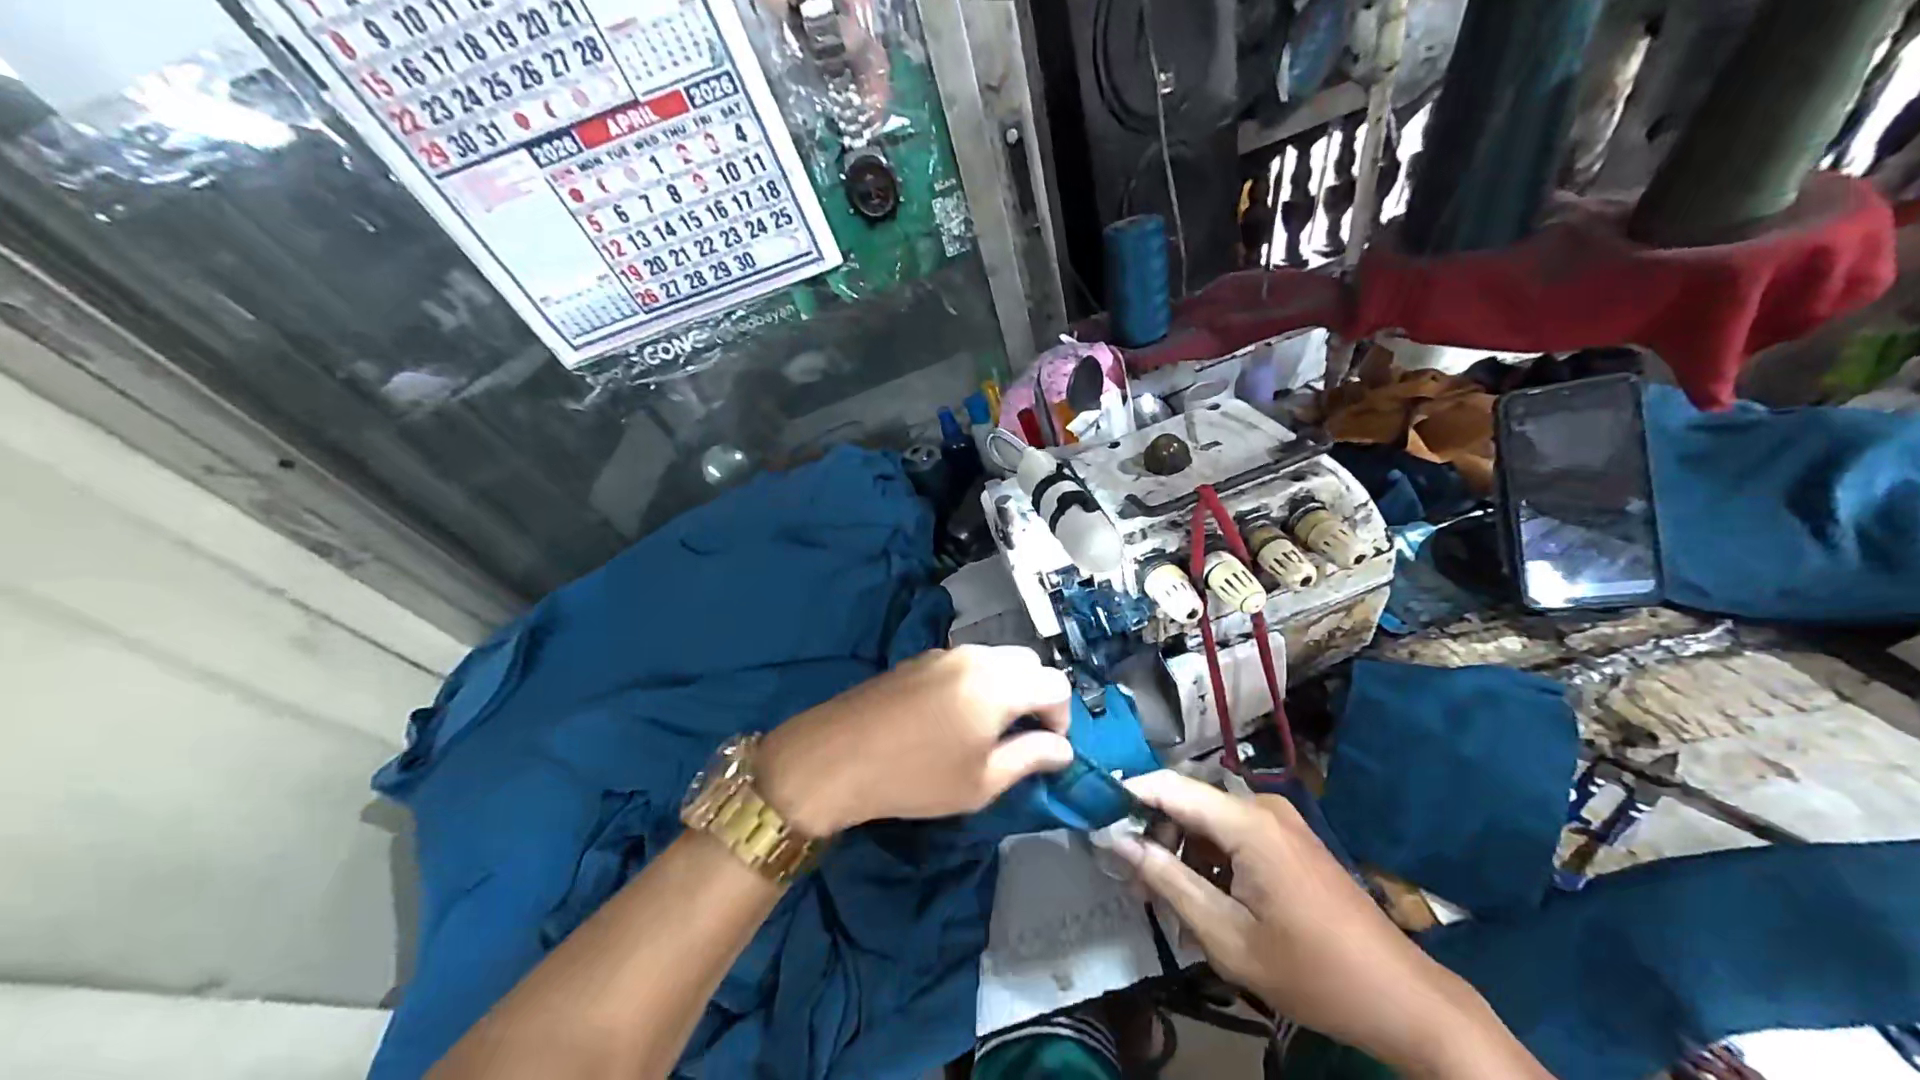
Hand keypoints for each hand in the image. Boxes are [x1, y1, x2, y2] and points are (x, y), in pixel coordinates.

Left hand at [757, 646, 1074, 835]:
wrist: (834, 757)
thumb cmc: (915, 777)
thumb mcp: (981, 781)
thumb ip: (1030, 758)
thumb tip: (1062, 749)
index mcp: (999, 684)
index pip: (1056, 685)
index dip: (1062, 718)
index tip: (1044, 748)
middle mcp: (976, 657)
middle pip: (1027, 664)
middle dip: (1035, 697)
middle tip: (1018, 737)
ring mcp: (942, 653)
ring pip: (994, 660)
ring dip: (1004, 688)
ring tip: (983, 730)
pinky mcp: (916, 659)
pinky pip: (963, 663)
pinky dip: (975, 683)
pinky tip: (949, 718)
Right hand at [1108, 771, 1552, 1079]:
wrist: (1400, 998)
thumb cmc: (1309, 970)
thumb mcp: (1225, 935)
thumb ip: (1166, 881)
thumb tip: (1116, 840)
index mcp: (1247, 823)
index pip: (1168, 786)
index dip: (1126, 795)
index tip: (1091, 817)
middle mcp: (1262, 807)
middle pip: (1187, 801)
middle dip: (1153, 831)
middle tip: (1129, 876)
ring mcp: (1280, 822)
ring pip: (1207, 819)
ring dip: (1180, 849)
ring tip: (1163, 895)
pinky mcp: (1289, 839)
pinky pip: (1233, 833)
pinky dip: (1208, 857)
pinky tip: (1203, 896)